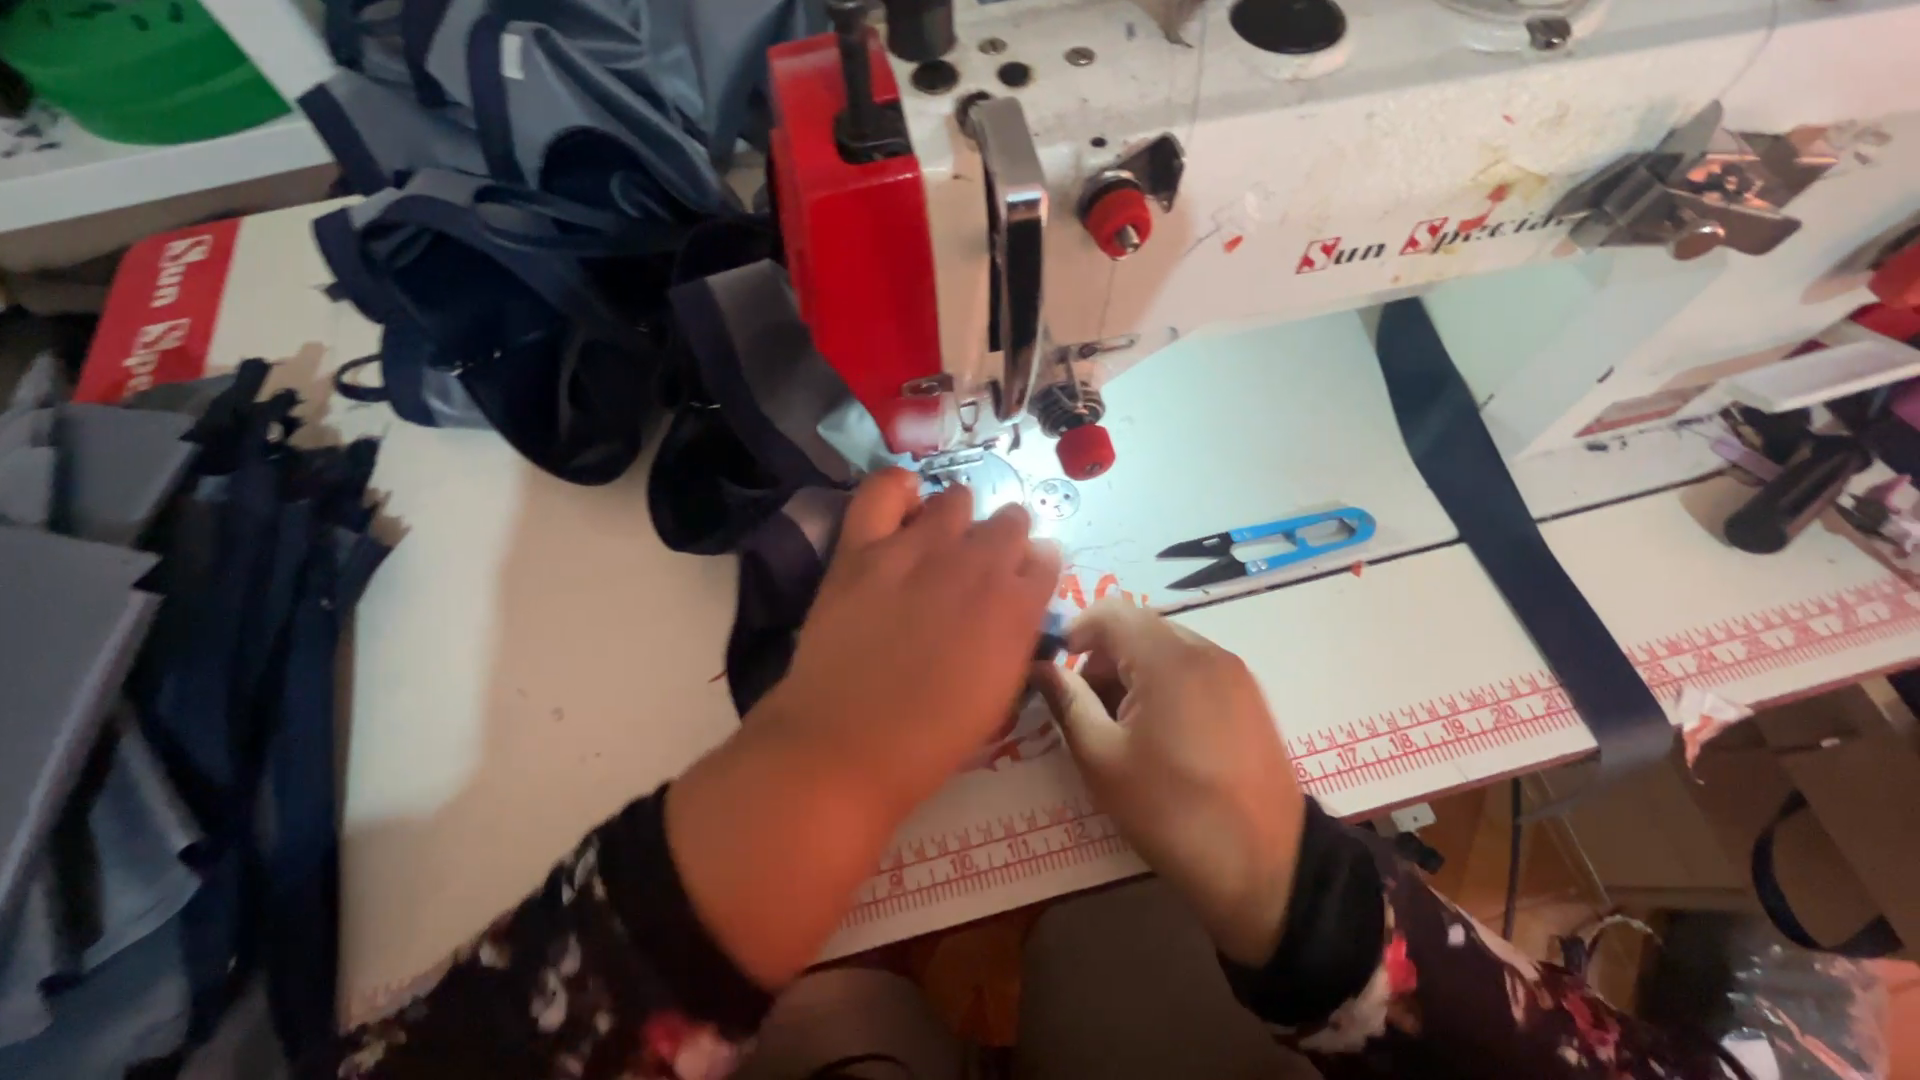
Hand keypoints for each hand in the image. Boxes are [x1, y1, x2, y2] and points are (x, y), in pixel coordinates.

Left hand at [762, 467, 1063, 806]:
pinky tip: (904, 501)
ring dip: (958, 517)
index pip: (1044, 560)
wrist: (848, 745)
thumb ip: (1016, 637)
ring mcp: (919, 549)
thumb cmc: (931, 740)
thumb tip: (1017, 601)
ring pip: (957, 500)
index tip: (1020, 581)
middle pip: (1009, 523)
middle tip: (979, 566)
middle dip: (1003, 539)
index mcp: (1017, 608)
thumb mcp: (999, 694)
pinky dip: (898, 489)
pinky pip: (884, 489)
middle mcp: (979, 565)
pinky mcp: (864, 547)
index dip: (1033, 568)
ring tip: (941, 538)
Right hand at [1035, 601, 1306, 966]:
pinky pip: (1195, 669)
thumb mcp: (1102, 760)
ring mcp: (1234, 673)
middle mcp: (1207, 651)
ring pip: (1168, 648)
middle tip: (1087, 708)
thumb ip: (1068, 702)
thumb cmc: (1170, 812)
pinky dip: (1166, 683)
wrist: (1264, 867)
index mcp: (1170, 659)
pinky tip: (1161, 735)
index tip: (1057, 669)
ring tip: (1123, 728)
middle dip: (1103, 656)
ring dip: (1134, 670)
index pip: (1112, 610)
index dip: (1076, 630)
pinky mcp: (1250, 697)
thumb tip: (1041, 668)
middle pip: (1141, 626)